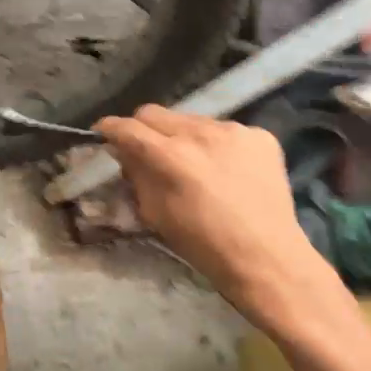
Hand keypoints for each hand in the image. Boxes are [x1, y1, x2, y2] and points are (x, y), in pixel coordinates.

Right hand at [94, 106, 335, 323]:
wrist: (266, 257)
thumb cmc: (202, 244)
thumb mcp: (154, 213)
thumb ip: (136, 175)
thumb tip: (125, 152)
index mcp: (170, 156)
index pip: (128, 127)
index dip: (110, 129)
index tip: (103, 134)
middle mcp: (201, 133)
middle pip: (155, 113)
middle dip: (143, 128)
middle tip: (145, 149)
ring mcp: (234, 131)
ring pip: (191, 120)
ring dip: (181, 136)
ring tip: (191, 162)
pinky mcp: (261, 136)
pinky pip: (225, 130)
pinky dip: (216, 145)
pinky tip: (224, 169)